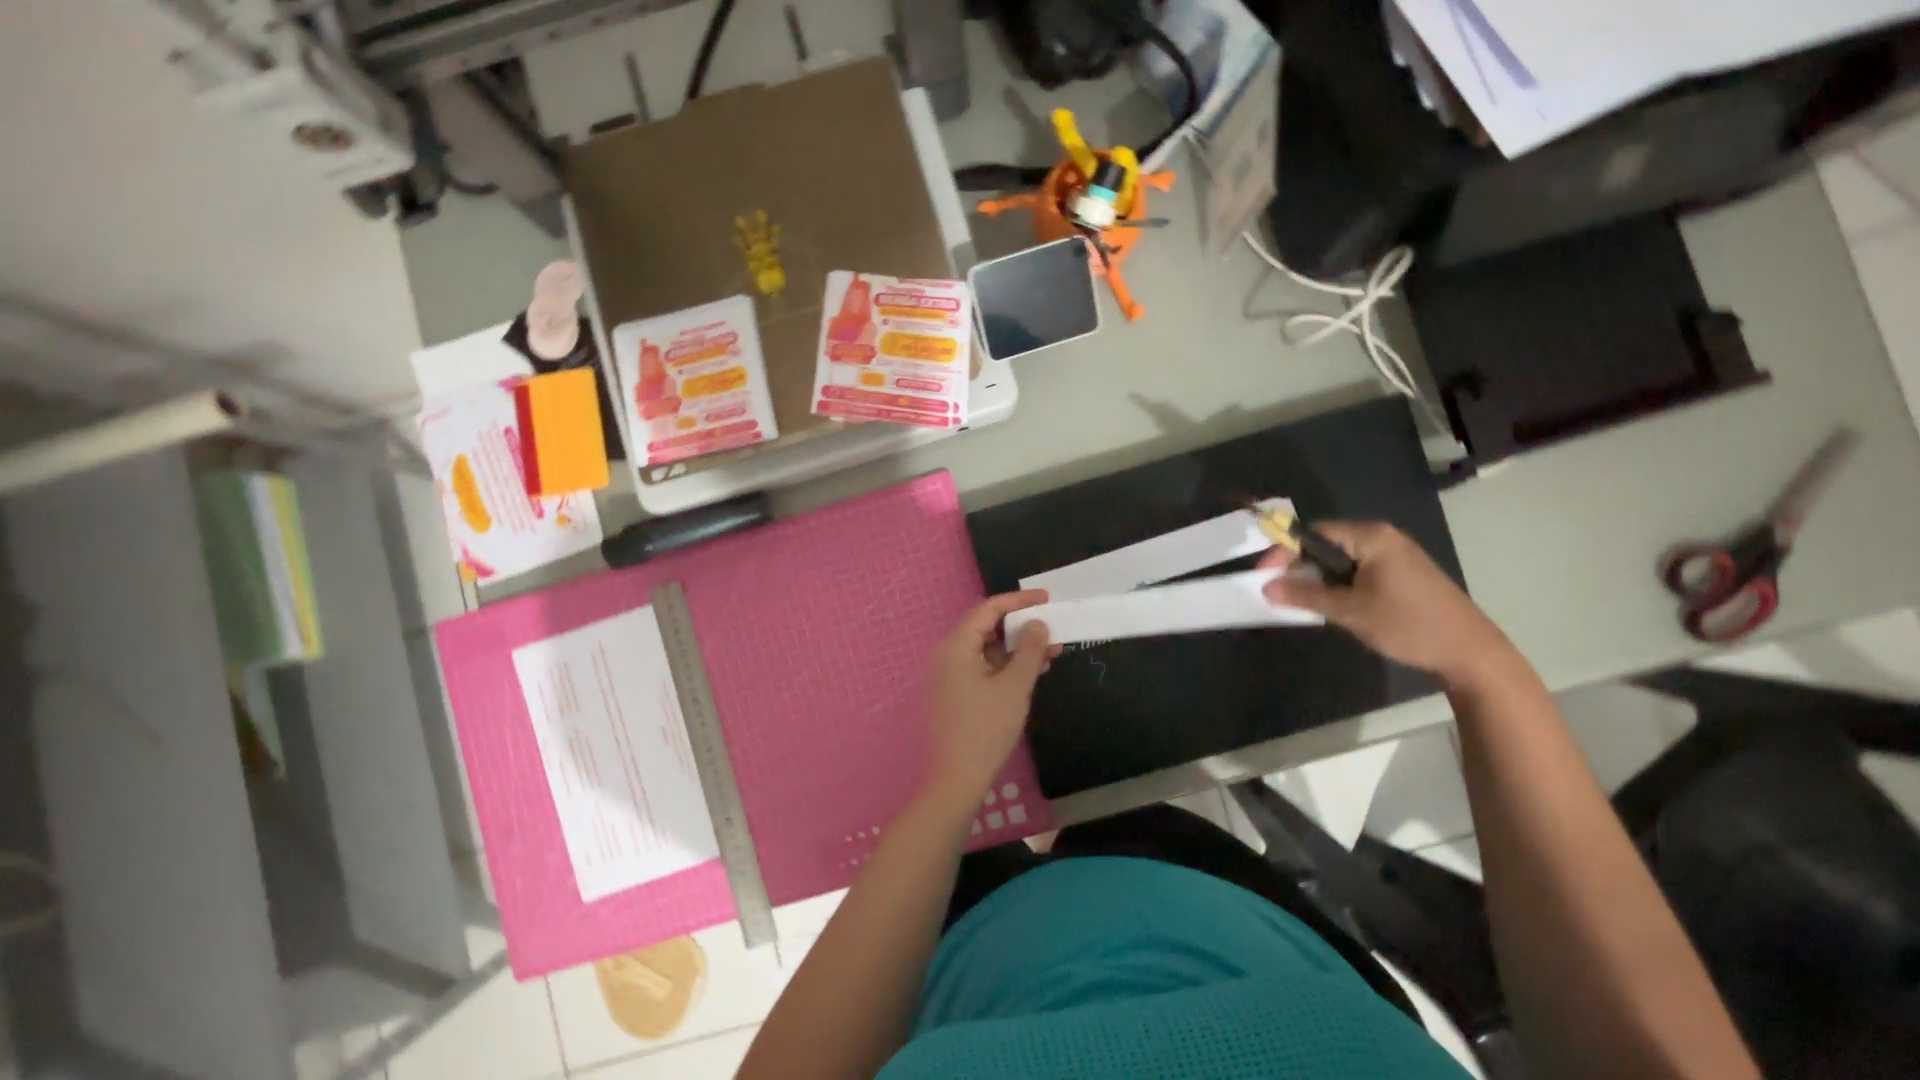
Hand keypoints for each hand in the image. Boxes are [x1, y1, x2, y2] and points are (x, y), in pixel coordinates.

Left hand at [921, 591, 1059, 811]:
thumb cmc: (986, 729)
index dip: (1018, 600)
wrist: (957, 779)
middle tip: (1053, 628)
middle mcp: (948, 655)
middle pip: (986, 627)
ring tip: (1052, 651)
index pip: (988, 609)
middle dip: (1021, 627)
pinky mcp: (955, 694)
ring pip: (987, 650)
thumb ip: (1029, 650)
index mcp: (956, 646)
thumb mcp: (1014, 686)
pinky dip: (1007, 666)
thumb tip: (1037, 623)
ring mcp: (949, 676)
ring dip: (1017, 648)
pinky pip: (983, 668)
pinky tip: (1033, 671)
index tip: (1046, 599)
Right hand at [1259, 522, 1511, 684]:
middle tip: (1278, 591)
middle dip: (1300, 566)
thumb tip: (1267, 587)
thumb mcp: (1351, 612)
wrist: (1469, 651)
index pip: (1314, 533)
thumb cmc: (1408, 625)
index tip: (1264, 575)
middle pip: (1327, 544)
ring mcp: (1396, 555)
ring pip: (1342, 560)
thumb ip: (1306, 596)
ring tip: (1301, 602)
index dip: (1284, 552)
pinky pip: (1359, 570)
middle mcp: (1383, 537)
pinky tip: (1333, 605)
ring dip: (1320, 579)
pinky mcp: (1402, 573)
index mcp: (1372, 537)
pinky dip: (1340, 585)